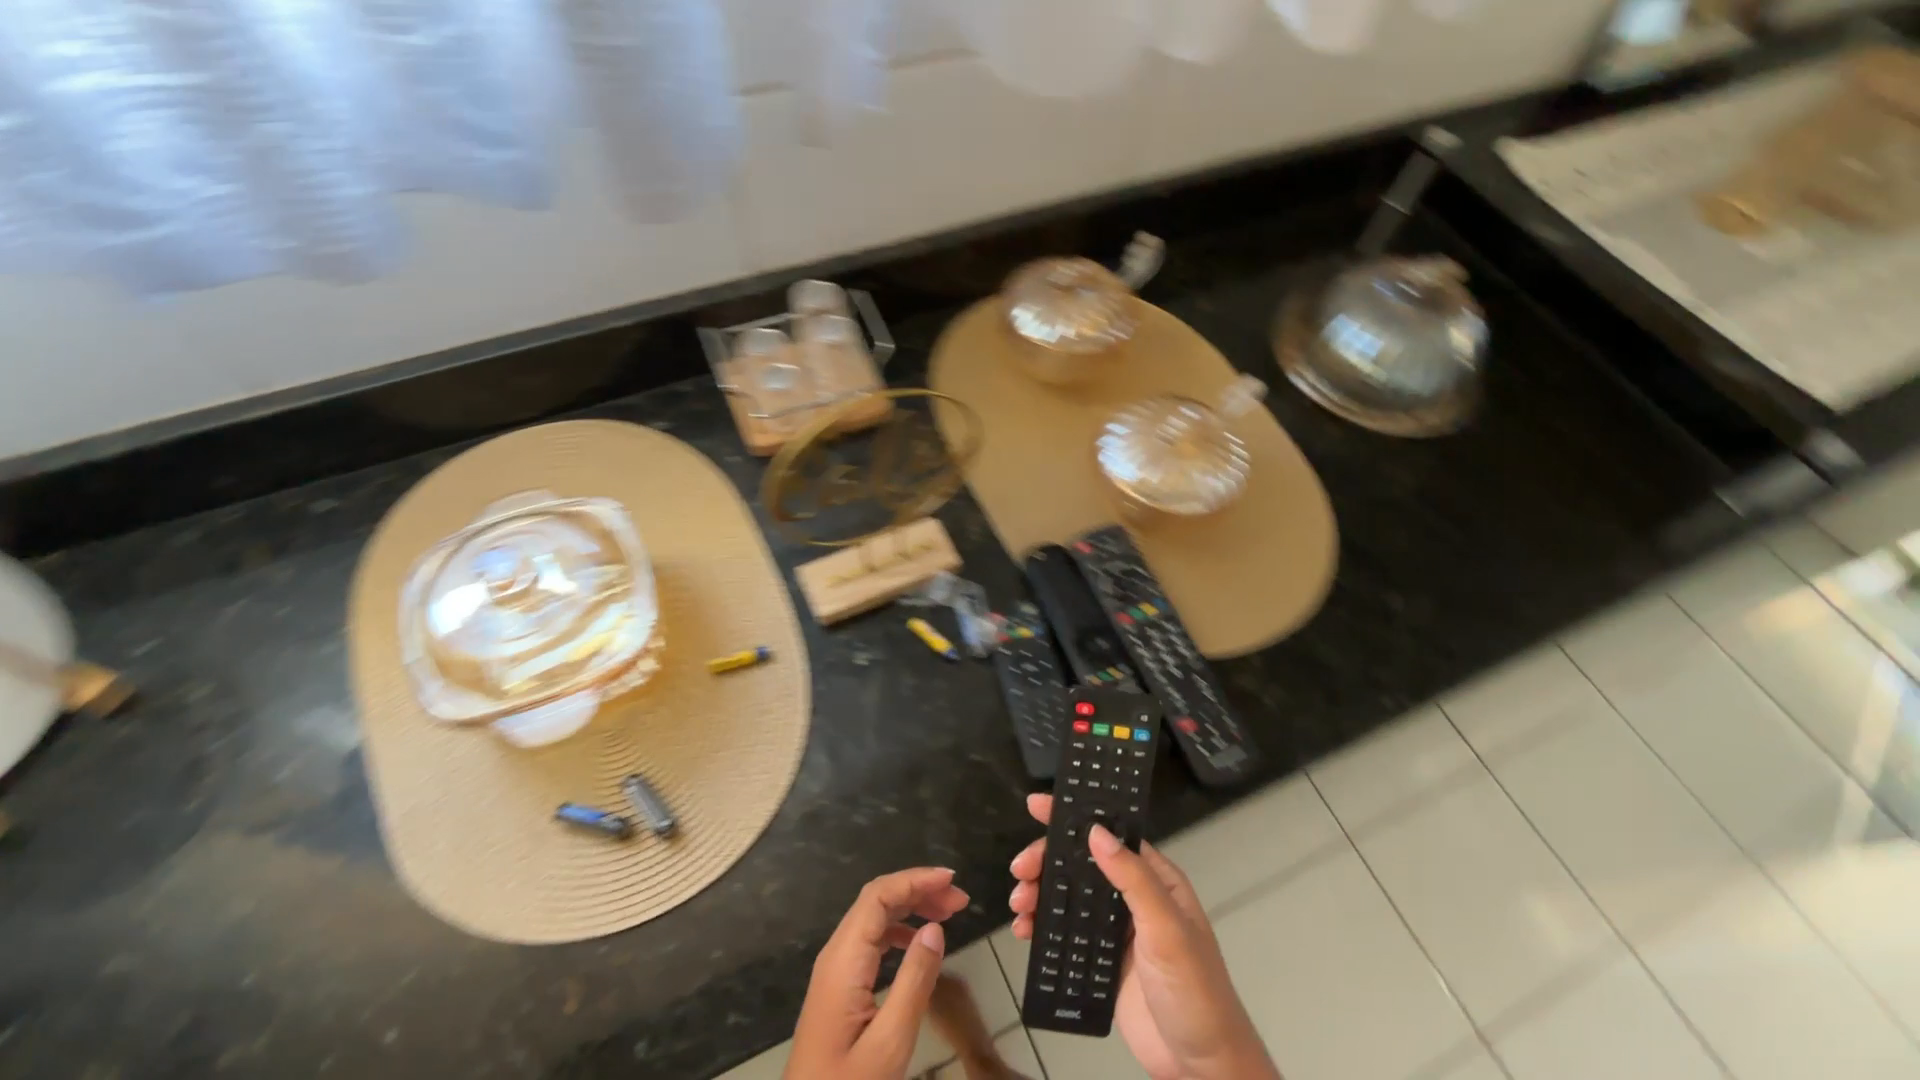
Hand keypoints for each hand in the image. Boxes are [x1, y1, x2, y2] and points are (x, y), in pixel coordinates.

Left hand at [786, 867, 970, 1079]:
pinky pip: (869, 941)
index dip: (915, 880)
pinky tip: (919, 944)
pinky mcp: (839, 986)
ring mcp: (835, 970)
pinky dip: (898, 930)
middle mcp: (835, 954)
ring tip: (948, 916)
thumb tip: (935, 928)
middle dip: (918, 890)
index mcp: (844, 960)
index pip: (878, 896)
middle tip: (960, 900)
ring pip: (873, 918)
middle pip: (876, 900)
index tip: (953, 882)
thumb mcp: (890, 1040)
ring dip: (910, 908)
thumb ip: (914, 981)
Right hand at [1009, 795, 1278, 1079]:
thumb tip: (1097, 833)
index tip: (1038, 805)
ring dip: (1040, 895)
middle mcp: (1133, 900)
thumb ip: (1133, 880)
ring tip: (1018, 903)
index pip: (1111, 837)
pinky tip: (1025, 930)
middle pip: (1080, 866)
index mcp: (1156, 882)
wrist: (1200, 1065)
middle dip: (1047, 862)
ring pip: (1068, 899)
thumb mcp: (1168, 930)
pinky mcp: (1101, 963)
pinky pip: (1065, 936)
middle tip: (1020, 870)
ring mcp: (1115, 932)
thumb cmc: (1196, 991)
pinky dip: (1042, 929)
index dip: (1075, 819)